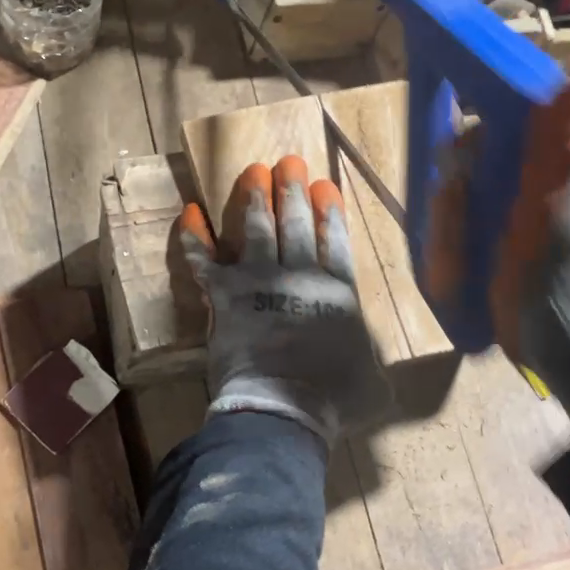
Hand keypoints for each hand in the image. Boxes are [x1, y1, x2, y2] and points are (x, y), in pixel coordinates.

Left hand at [178, 155, 393, 445]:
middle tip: (286, 162)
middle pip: (294, 224)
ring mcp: (257, 281)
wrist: (281, 408)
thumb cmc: (332, 400)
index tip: (323, 185)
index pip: (334, 240)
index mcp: (337, 292)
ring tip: (253, 170)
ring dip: (253, 198)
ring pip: (255, 230)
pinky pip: (203, 259)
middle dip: (291, 190)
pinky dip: (194, 236)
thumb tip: (379, 368)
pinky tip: (189, 212)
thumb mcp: (375, 383)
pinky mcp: (223, 295)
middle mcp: (297, 276)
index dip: (328, 211)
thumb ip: (375, 364)